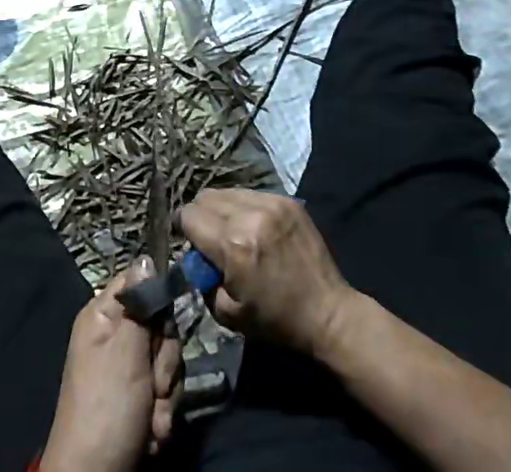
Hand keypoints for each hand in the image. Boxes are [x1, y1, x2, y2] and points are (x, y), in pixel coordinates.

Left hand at [38, 258, 182, 471]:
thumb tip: (147, 257)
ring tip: (151, 414)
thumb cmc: (106, 407)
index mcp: (103, 316)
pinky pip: (168, 390)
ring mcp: (129, 369)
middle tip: (154, 381)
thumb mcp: (124, 351)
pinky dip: (164, 412)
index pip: (140, 283)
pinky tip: (152, 429)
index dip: (158, 300)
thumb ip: (140, 304)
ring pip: (169, 359)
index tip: (160, 323)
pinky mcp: (141, 398)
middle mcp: (117, 337)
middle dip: (165, 357)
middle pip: (162, 323)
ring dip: (167, 391)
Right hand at [178, 189, 356, 356]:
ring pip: (227, 192)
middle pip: (205, 197)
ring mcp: (272, 204)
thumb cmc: (275, 319)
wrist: (327, 312)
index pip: (189, 215)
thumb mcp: (226, 312)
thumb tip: (193, 254)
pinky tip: (254, 227)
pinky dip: (244, 207)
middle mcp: (250, 216)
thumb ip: (201, 277)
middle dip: (200, 216)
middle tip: (209, 238)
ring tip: (232, 231)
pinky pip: (251, 194)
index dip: (183, 228)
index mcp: (233, 245)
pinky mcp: (288, 201)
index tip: (188, 241)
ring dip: (222, 209)